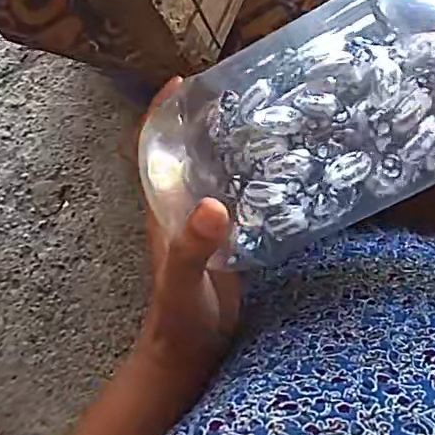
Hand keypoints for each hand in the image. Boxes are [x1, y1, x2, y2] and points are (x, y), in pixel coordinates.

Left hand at [132, 79, 241, 395]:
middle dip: (201, 118)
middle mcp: (181, 204)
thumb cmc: (180, 318)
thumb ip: (192, 248)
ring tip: (264, 117)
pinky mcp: (228, 234)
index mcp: (162, 205)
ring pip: (212, 169)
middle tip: (236, 92)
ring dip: (228, 143)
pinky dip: (251, 176)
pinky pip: (237, 194)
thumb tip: (213, 207)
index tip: (181, 81)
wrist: (193, 353)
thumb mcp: (183, 281)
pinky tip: (280, 167)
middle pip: (186, 150)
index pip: (153, 148)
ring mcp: (204, 219)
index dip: (160, 113)